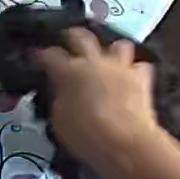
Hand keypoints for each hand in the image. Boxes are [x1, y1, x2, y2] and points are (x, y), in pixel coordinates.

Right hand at [34, 28, 161, 172]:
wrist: (124, 143)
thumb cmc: (85, 135)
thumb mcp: (58, 119)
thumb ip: (58, 99)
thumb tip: (61, 93)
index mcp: (68, 71)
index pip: (50, 54)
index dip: (41, 55)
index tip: (38, 57)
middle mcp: (93, 62)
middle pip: (81, 36)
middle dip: (72, 35)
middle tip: (68, 39)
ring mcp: (119, 67)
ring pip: (117, 44)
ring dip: (110, 49)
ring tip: (106, 57)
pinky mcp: (141, 79)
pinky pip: (140, 66)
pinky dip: (135, 69)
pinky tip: (131, 76)